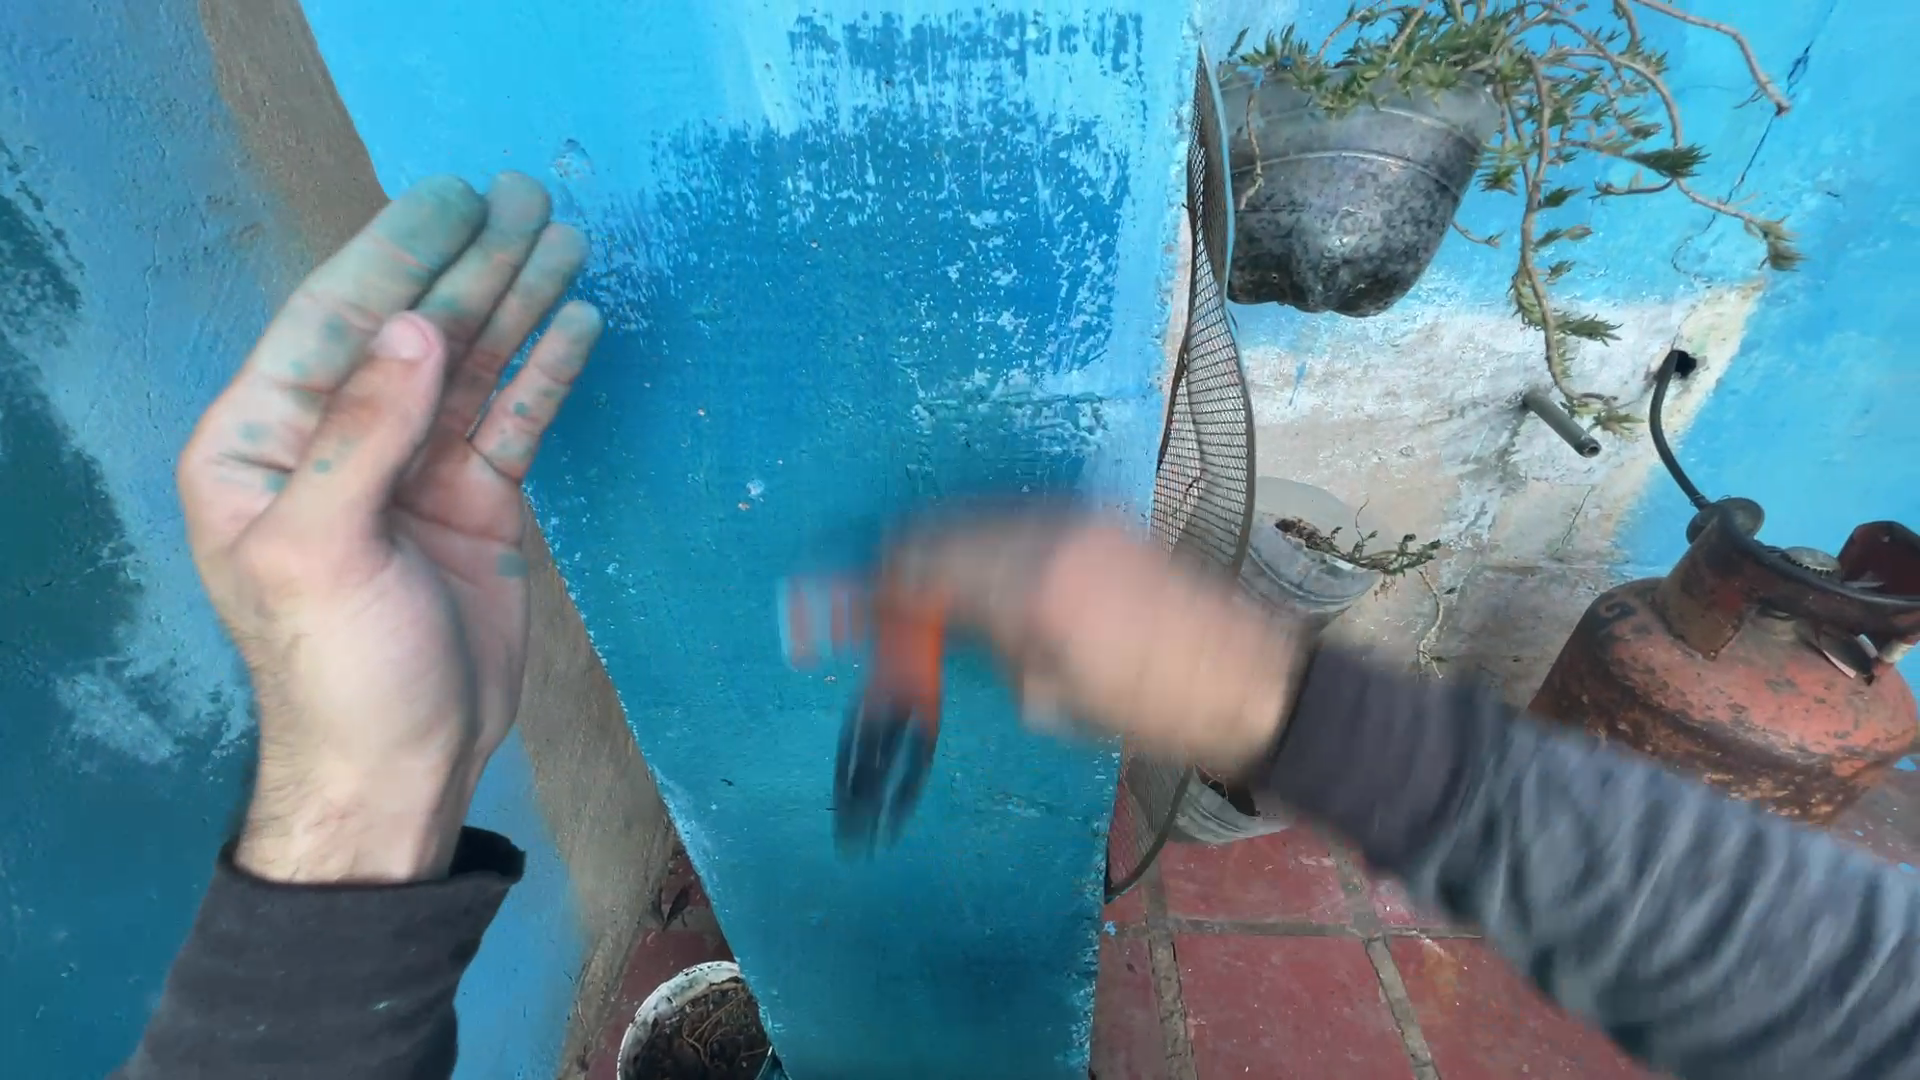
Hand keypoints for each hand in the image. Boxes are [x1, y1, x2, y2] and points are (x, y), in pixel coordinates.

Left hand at [177, 173, 602, 882]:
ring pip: (477, 369)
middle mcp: (348, 438)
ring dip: (520, 307)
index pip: (339, 322)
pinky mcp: (484, 497)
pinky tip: (577, 327)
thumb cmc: (340, 664)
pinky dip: (549, 375)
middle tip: (530, 200)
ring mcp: (424, 468)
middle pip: (419, 332)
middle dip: (473, 265)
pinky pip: (518, 421)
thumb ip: (365, 434)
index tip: (455, 202)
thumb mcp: (323, 550)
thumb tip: (414, 329)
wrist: (409, 751)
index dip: (398, 256)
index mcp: (271, 440)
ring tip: (566, 246)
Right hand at [881, 510, 1312, 773]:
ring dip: (940, 551)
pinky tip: (983, 575)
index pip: (920, 568)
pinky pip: (1013, 515)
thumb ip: (976, 643)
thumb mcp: (1045, 695)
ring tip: (928, 595)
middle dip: (898, 568)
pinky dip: (982, 541)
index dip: (869, 590)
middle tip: (882, 608)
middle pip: (936, 529)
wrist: (1247, 676)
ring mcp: (1075, 514)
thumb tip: (923, 622)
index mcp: (1031, 589)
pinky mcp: (1096, 512)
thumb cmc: (1147, 710)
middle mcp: (1047, 532)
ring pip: (973, 515)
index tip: (836, 609)